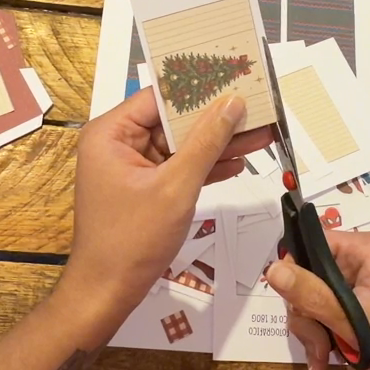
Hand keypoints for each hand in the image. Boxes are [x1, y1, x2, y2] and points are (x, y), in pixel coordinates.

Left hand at [60, 89, 272, 323]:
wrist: (108, 292)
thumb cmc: (131, 240)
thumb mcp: (176, 186)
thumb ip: (206, 143)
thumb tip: (233, 104)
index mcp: (111, 133)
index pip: (160, 96)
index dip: (200, 86)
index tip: (235, 77)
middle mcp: (118, 143)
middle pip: (174, 118)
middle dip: (216, 116)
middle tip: (257, 104)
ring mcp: (132, 166)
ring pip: (181, 144)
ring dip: (218, 142)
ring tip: (261, 131)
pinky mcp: (145, 187)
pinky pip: (179, 167)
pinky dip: (206, 166)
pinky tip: (239, 160)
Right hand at [265, 230, 369, 369]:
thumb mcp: (352, 323)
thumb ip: (311, 294)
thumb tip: (272, 268)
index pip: (313, 242)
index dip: (296, 273)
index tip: (296, 306)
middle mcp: (367, 258)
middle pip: (311, 273)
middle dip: (308, 313)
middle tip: (317, 345)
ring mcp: (367, 280)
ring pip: (316, 295)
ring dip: (314, 329)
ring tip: (324, 358)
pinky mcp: (365, 302)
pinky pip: (330, 308)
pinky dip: (325, 333)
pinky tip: (328, 359)